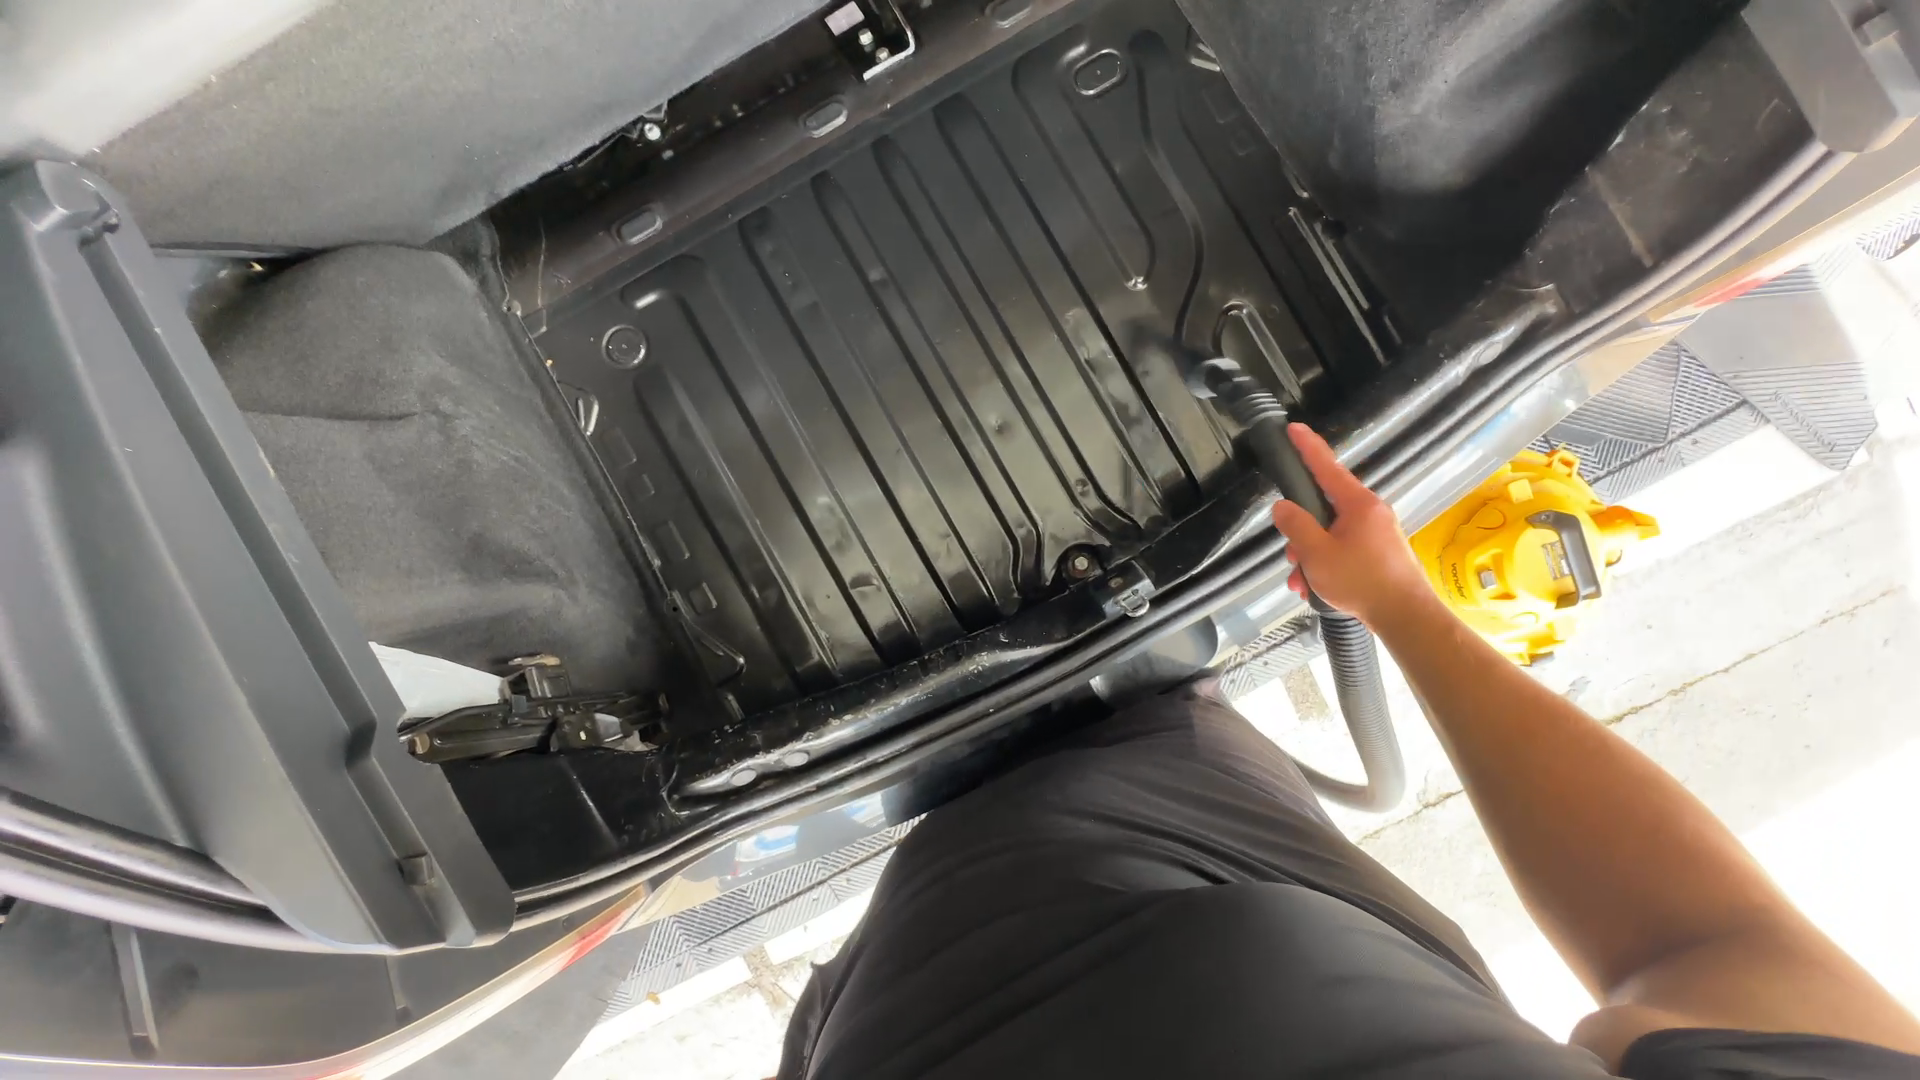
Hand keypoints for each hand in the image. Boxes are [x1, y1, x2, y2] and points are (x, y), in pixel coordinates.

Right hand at [1268, 423, 1432, 629]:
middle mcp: (1369, 513)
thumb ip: (1296, 525)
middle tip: (1292, 557)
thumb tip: (1282, 506)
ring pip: (1328, 534)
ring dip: (1309, 556)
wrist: (1406, 616)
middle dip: (1300, 534)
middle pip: (1322, 509)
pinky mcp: (1378, 553)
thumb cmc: (1361, 581)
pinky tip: (1315, 588)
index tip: (1294, 427)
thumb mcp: (1317, 553)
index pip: (1327, 466)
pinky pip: (1341, 549)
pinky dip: (1324, 565)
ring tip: (1302, 583)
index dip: (1307, 447)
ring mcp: (1375, 533)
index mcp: (1358, 504)